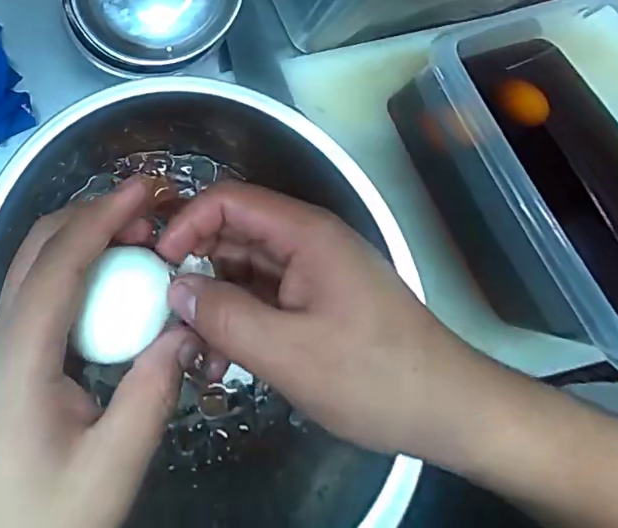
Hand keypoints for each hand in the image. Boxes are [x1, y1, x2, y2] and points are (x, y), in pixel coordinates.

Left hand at [0, 177, 201, 527]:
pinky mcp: (9, 359)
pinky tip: (107, 285)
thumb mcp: (108, 469)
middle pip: (40, 246)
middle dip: (91, 215)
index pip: (62, 258)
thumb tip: (183, 329)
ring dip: (81, 237)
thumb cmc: (41, 517)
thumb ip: (150, 395)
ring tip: (133, 239)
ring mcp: (2, 343)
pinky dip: (74, 267)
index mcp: (23, 349)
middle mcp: (4, 331)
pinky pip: (39, 290)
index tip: (142, 190)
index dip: (103, 216)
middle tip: (146, 213)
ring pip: (35, 263)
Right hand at [155, 181, 497, 462]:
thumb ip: (225, 318)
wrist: (457, 415)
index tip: (160, 263)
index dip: (187, 223)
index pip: (228, 201)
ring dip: (215, 301)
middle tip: (168, 309)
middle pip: (231, 232)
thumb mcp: (290, 354)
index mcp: (302, 233)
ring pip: (243, 267)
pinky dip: (239, 319)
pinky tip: (224, 359)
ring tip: (196, 349)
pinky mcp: (316, 298)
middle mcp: (304, 240)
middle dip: (195, 267)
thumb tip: (174, 290)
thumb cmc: (376, 378)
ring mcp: (311, 269)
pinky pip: (263, 295)